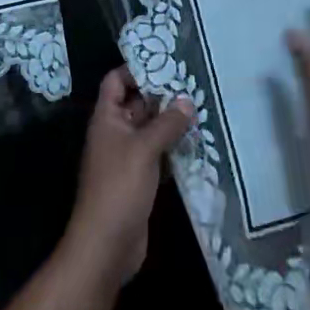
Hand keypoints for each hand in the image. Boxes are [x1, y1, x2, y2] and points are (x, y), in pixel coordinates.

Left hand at [67, 67, 193, 283]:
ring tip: (203, 105)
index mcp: (107, 120)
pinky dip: (175, 144)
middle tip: (196, 81)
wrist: (106, 247)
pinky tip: (199, 138)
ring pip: (151, 127)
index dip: (137, 69)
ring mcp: (128, 157)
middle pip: (138, 102)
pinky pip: (158, 151)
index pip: (116, 81)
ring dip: (172, 119)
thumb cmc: (119, 189)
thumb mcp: (145, 149)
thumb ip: (167, 123)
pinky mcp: (141, 177)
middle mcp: (115, 134)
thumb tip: (187, 100)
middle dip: (163, 92)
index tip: (169, 62)